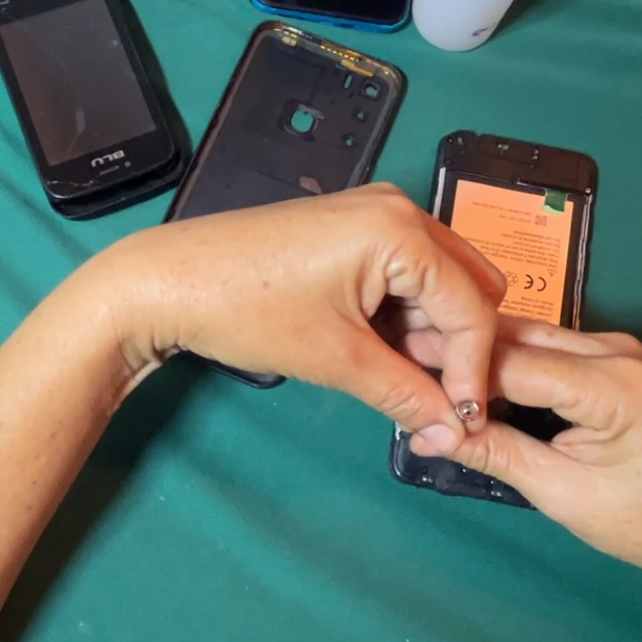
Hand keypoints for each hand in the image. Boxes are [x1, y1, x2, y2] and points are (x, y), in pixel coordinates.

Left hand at [84, 185, 506, 448]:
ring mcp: (370, 213)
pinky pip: (401, 273)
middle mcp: (396, 208)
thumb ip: (407, 394)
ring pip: (434, 282)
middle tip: (425, 391)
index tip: (463, 421)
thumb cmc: (249, 309)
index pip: (472, 307)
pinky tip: (373, 345)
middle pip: (463, 286)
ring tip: (390, 372)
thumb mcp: (336, 359)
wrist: (167, 282)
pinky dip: (400, 313)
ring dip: (427, 332)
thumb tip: (453, 433)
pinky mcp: (347, 228)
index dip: (475, 371)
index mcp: (402, 229)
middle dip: (454, 345)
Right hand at [402, 319, 641, 598]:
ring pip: (525, 337)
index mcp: (610, 383)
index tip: (400, 373)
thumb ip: (491, 451)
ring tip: (425, 369)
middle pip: (514, 338)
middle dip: (459, 354)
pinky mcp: (607, 359)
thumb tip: (424, 434)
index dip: (453, 370)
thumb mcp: (557, 491)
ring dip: (478, 355)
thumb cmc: (640, 522)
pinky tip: (469, 377)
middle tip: (402, 363)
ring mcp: (613, 349)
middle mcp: (613, 349)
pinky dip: (504, 363)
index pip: (510, 364)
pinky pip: (542, 349)